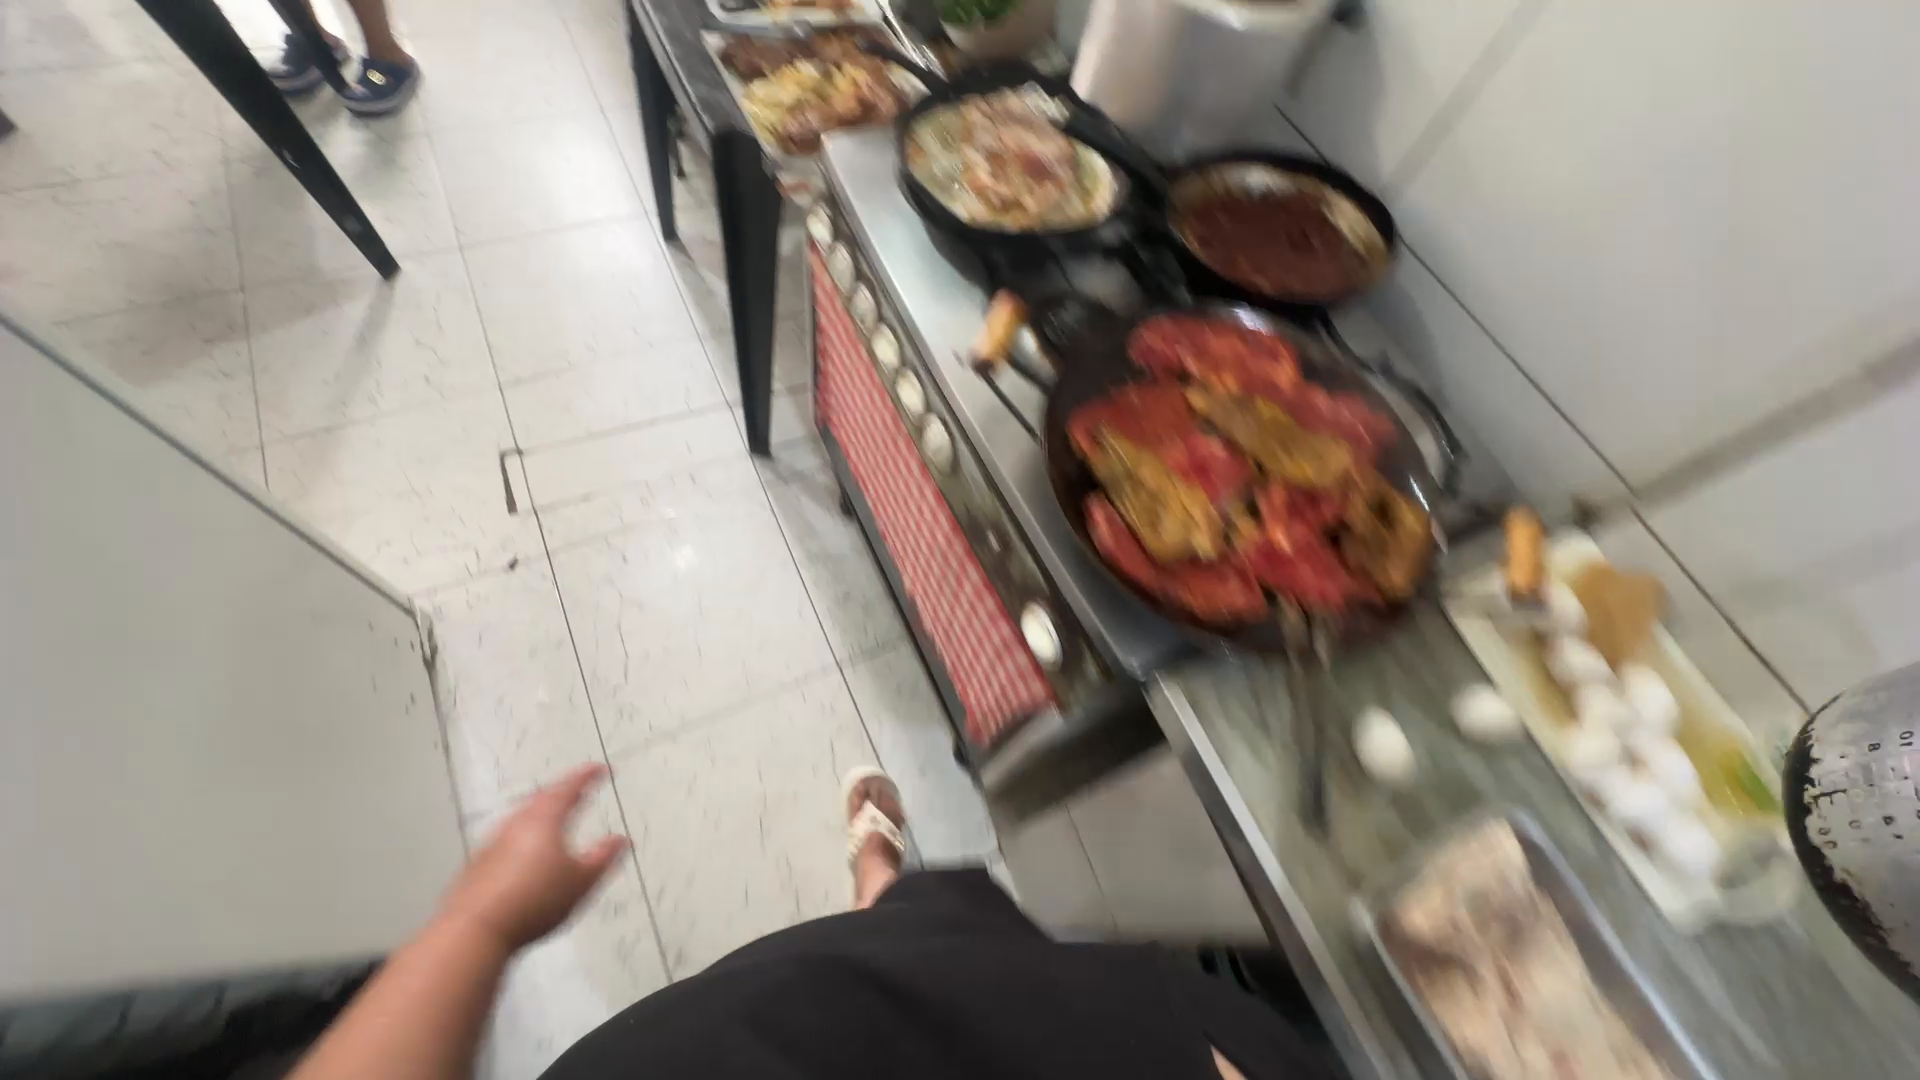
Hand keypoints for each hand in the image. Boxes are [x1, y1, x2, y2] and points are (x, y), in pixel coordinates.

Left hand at [437, 764, 628, 953]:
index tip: (601, 769)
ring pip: (520, 819)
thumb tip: (621, 839)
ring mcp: (492, 845)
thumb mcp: (581, 881)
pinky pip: (505, 840)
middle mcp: (516, 826)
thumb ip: (603, 857)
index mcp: (544, 821)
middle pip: (540, 800)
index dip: (586, 777)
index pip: (568, 789)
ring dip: (539, 814)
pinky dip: (521, 837)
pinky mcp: (475, 868)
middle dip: (561, 793)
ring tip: (552, 820)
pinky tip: (524, 854)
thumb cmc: (536, 900)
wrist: (473, 932)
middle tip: (577, 792)